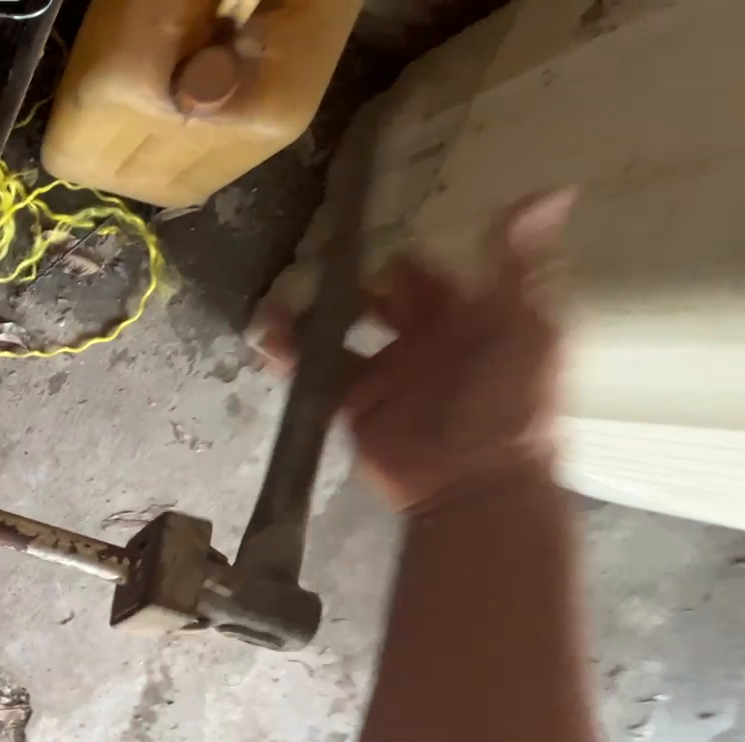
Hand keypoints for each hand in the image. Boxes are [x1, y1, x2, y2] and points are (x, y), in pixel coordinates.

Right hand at [257, 189, 574, 512]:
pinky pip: (314, 375)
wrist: (473, 480)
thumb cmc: (511, 402)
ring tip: (279, 301)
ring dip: (310, 319)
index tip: (364, 236)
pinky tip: (267, 339)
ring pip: (338, 336)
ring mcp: (381, 373)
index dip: (398, 259)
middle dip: (346, 286)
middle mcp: (419, 340)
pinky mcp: (349, 403)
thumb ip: (521, 266)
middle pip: (373, 303)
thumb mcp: (530, 326)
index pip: (426, 275)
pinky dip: (288, 358)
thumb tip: (544, 191)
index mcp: (465, 317)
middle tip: (315, 270)